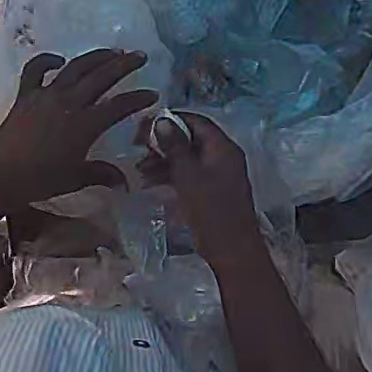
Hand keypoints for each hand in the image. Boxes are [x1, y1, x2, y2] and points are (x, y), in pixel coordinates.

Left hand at [0, 50, 159, 206]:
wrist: (1, 176)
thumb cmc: (40, 180)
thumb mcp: (75, 178)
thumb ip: (101, 175)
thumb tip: (125, 183)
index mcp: (84, 125)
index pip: (118, 106)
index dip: (137, 99)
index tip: (152, 94)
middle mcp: (68, 103)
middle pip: (101, 77)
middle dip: (124, 65)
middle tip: (139, 56)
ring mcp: (46, 95)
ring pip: (75, 68)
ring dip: (96, 57)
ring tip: (112, 51)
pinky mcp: (25, 95)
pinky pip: (35, 70)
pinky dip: (47, 61)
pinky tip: (58, 59)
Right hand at [140, 111, 262, 260]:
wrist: (232, 252)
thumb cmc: (212, 212)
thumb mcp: (188, 176)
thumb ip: (175, 147)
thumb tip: (161, 120)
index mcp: (223, 148)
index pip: (196, 121)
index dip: (170, 119)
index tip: (145, 126)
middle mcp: (223, 156)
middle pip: (191, 138)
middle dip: (164, 142)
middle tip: (138, 148)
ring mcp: (219, 174)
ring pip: (188, 157)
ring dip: (164, 160)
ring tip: (139, 168)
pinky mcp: (212, 191)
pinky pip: (190, 174)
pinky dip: (171, 175)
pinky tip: (150, 182)